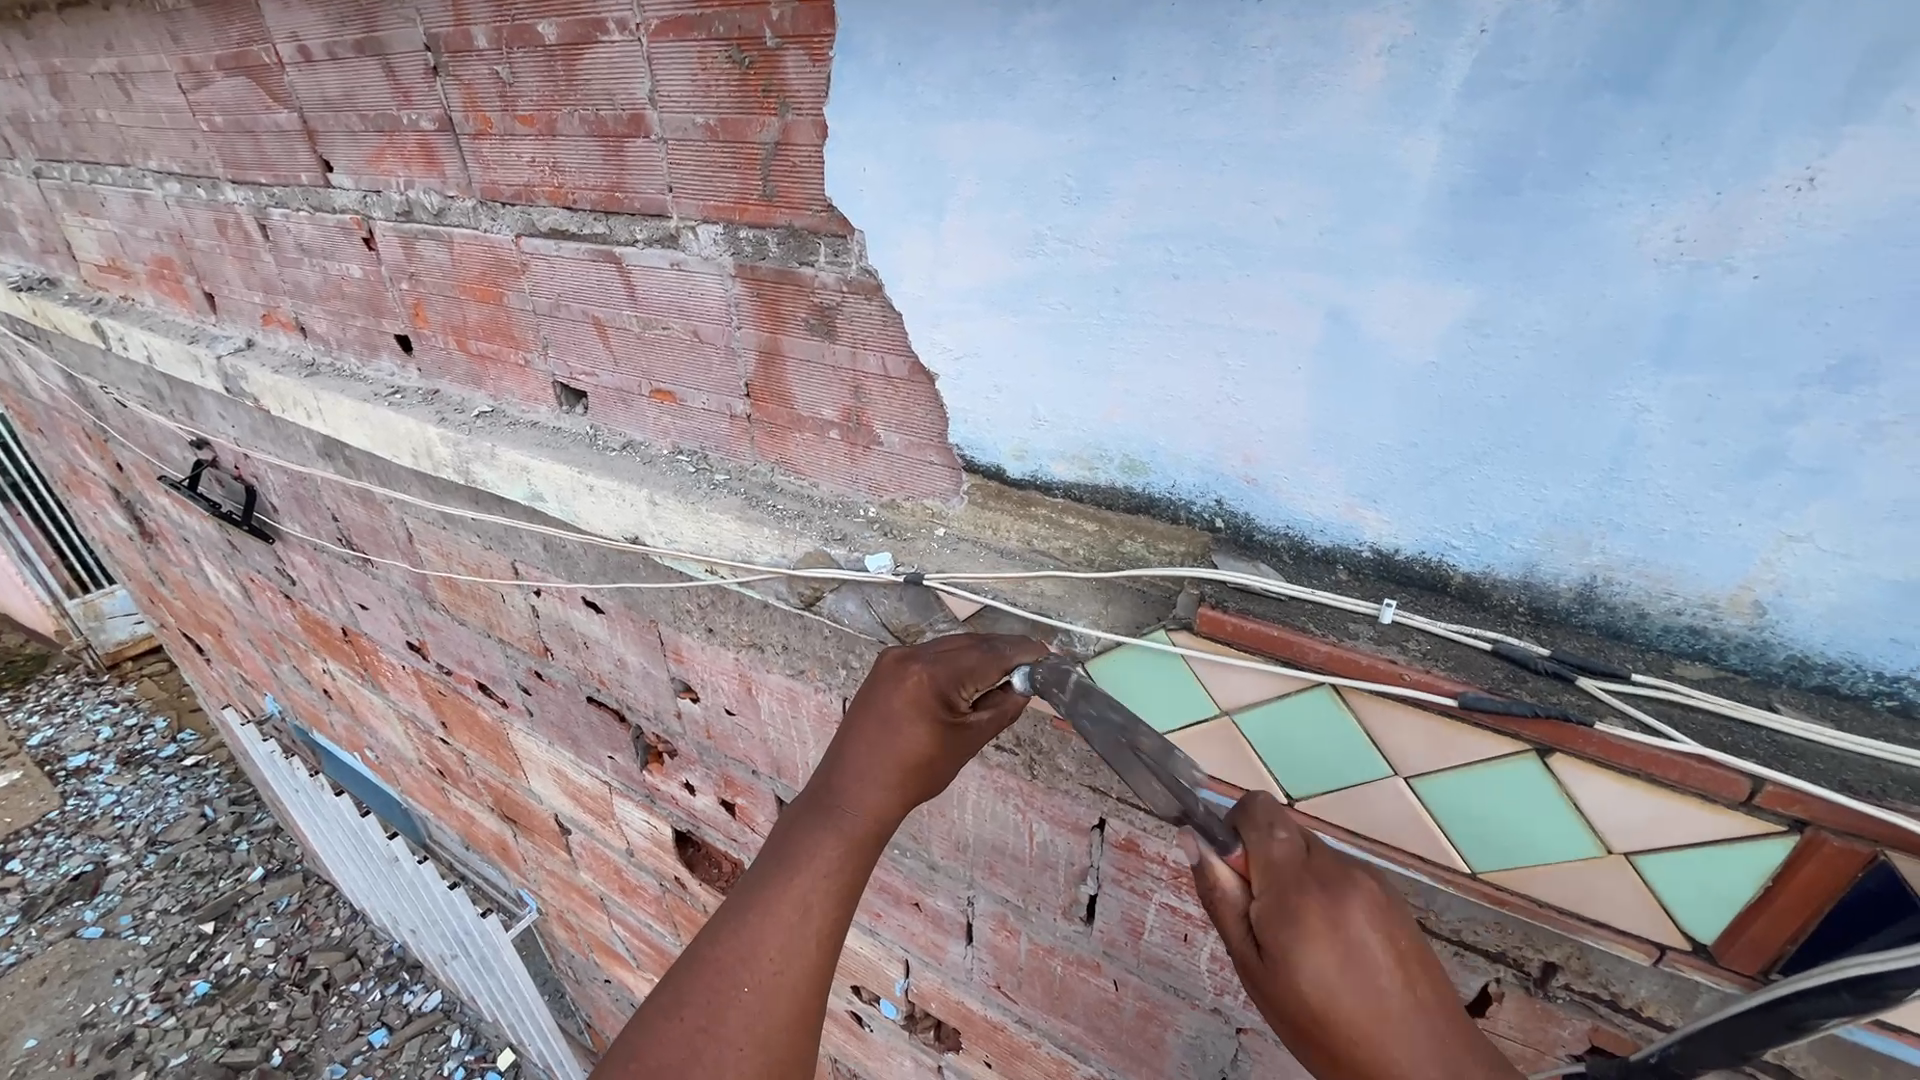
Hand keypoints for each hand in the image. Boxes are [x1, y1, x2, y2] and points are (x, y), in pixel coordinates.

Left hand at [806, 633, 1049, 825]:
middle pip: (971, 643)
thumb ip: (1001, 707)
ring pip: (951, 646)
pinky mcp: (886, 666)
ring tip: (1010, 668)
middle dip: (1004, 650)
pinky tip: (973, 673)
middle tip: (1035, 661)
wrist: (854, 791)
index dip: (1023, 652)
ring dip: (981, 653)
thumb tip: (1025, 684)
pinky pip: (931, 654)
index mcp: (932, 674)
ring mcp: (895, 657)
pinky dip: (956, 660)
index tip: (1048, 655)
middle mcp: (911, 654)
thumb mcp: (967, 742)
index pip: (990, 653)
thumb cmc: (914, 774)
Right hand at [1185, 792, 1523, 1079]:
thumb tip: (1192, 840)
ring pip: (1310, 849)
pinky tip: (1336, 944)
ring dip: (1293, 875)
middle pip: (1282, 826)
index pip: (1256, 808)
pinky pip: (1340, 871)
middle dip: (1261, 857)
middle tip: (1265, 919)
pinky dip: (1324, 890)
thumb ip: (1220, 897)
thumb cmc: (1324, 1026)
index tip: (1235, 877)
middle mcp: (1336, 867)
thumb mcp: (1254, 969)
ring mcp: (1370, 878)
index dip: (1233, 829)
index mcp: (1296, 883)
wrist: (1425, 1068)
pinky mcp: (1392, 894)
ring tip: (1304, 940)